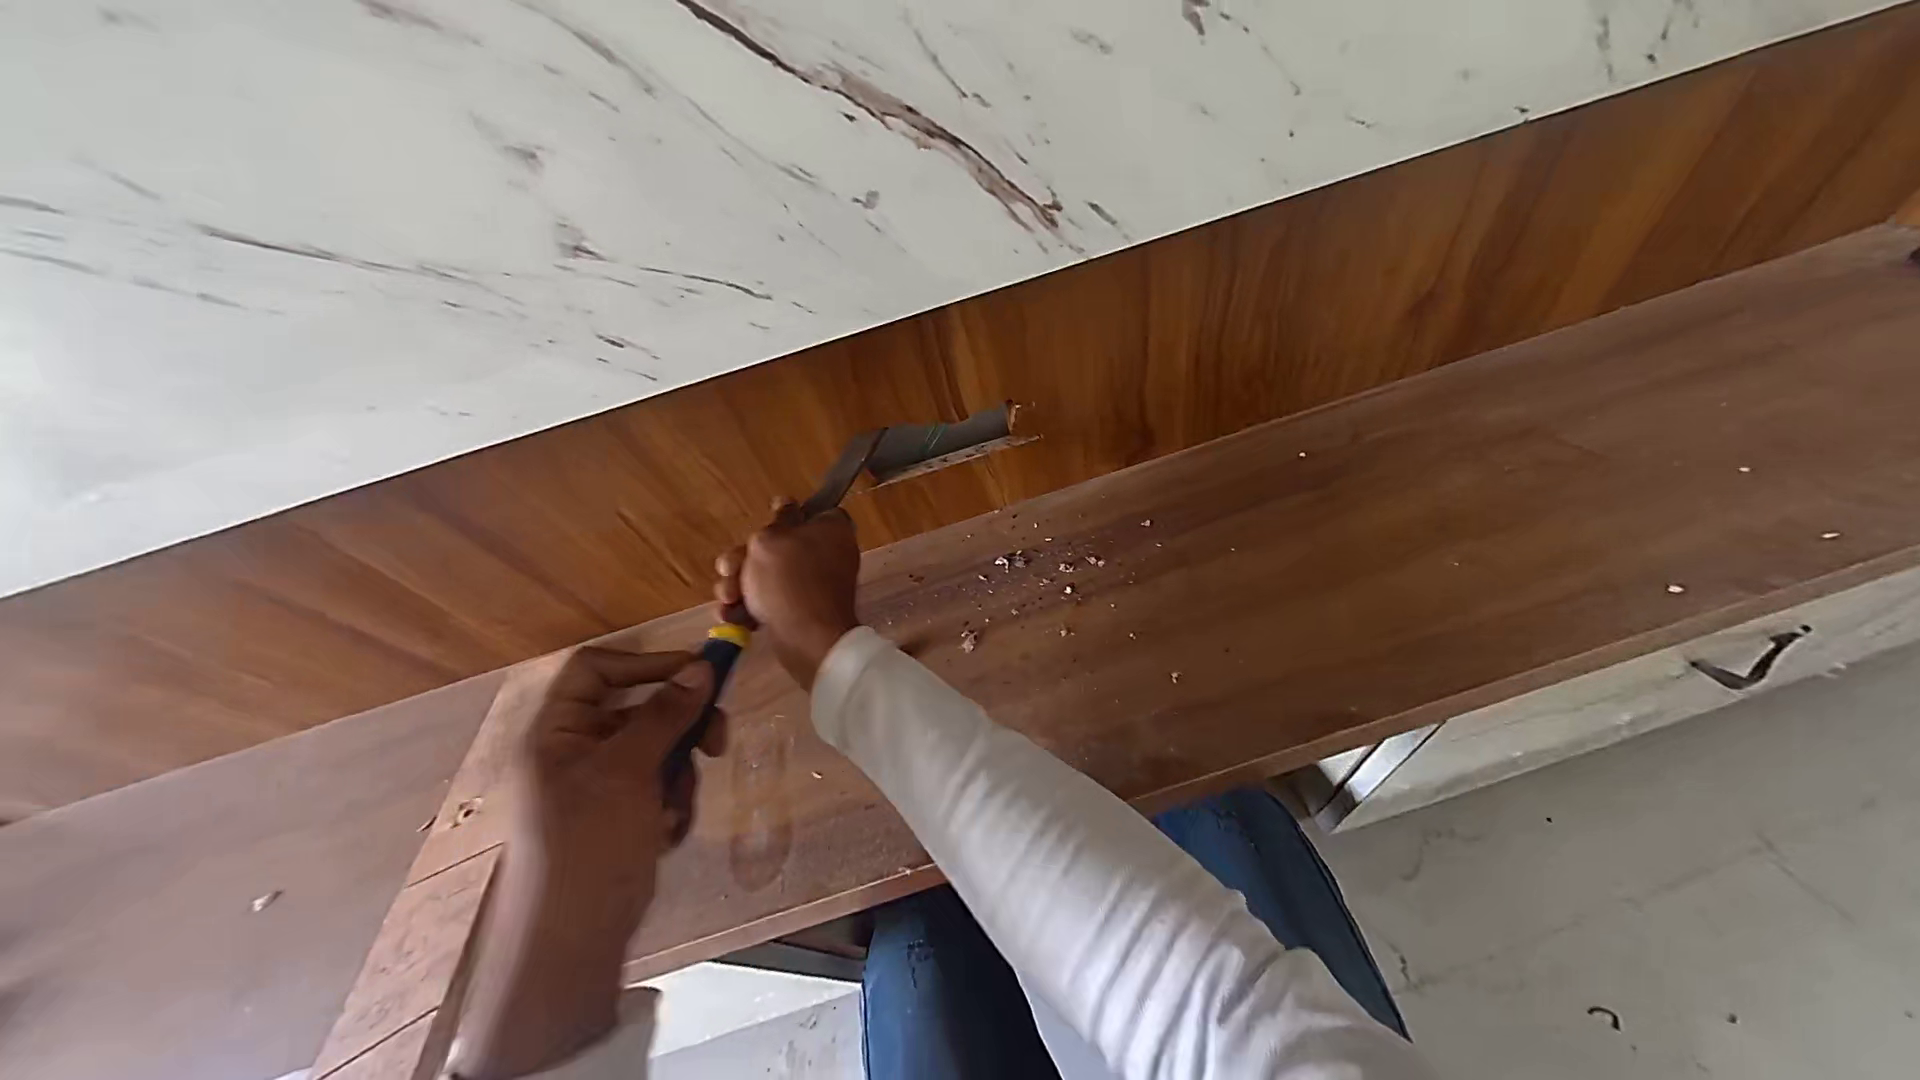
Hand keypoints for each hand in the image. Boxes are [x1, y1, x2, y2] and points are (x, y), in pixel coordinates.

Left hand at [451, 646, 726, 1079]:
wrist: (574, 940)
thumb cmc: (589, 843)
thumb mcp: (627, 770)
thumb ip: (666, 714)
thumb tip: (702, 666)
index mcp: (557, 732)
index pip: (596, 669)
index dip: (646, 663)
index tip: (698, 670)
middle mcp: (576, 750)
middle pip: (640, 708)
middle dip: (681, 726)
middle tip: (717, 741)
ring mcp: (601, 783)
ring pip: (660, 747)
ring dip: (679, 772)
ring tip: (677, 807)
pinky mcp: (623, 811)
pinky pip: (662, 782)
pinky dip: (673, 800)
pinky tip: (666, 831)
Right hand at [714, 499, 860, 689]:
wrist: (806, 639)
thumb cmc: (789, 580)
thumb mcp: (771, 540)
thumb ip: (775, 521)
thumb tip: (786, 503)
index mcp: (832, 529)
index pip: (814, 510)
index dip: (786, 514)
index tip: (765, 522)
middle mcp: (827, 554)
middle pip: (778, 544)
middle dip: (745, 559)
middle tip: (730, 569)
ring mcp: (814, 584)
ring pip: (767, 574)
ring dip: (740, 585)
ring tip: (729, 599)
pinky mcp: (800, 610)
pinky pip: (770, 599)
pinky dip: (751, 606)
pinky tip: (732, 615)